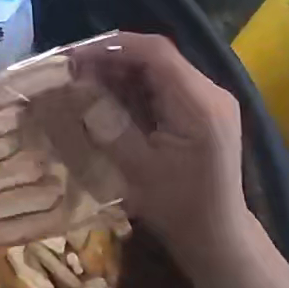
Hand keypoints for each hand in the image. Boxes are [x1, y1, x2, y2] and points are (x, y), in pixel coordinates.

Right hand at [67, 33, 251, 268]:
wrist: (218, 240)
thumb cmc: (178, 209)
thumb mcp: (136, 170)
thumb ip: (107, 124)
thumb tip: (75, 89)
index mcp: (200, 104)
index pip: (154, 52)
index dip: (110, 48)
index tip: (73, 57)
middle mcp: (210, 92)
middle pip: (155, 55)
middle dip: (109, 58)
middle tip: (70, 69)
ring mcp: (208, 99)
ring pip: (156, 67)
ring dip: (118, 70)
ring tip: (81, 81)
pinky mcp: (201, 108)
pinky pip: (161, 83)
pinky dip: (131, 85)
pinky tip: (106, 96)